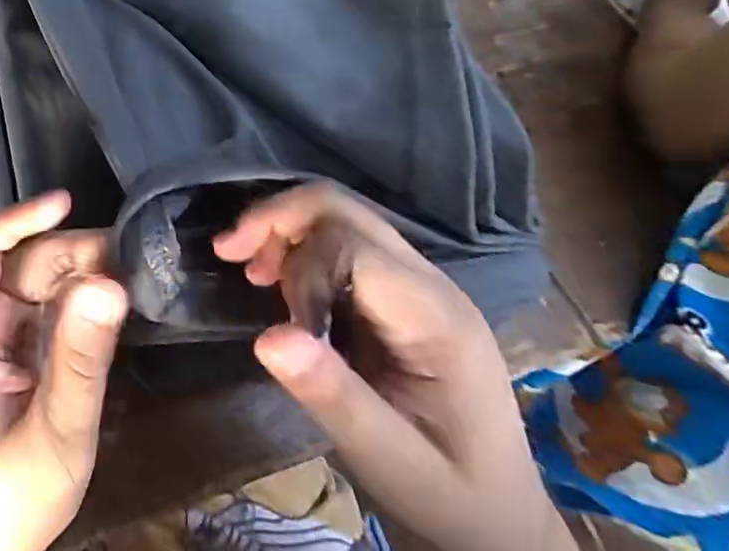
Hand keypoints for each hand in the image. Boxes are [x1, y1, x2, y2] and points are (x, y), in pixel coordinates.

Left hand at [0, 191, 128, 550]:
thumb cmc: (14, 494)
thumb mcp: (58, 433)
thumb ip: (82, 360)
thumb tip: (110, 283)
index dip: (13, 218)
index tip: (65, 206)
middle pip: (20, 255)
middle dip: (71, 251)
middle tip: (127, 268)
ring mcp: (6, 327)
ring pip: (43, 270)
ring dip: (85, 268)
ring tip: (128, 288)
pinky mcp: (30, 339)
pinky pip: (58, 296)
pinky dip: (88, 291)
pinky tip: (116, 304)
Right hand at [213, 183, 574, 550]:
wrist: (500, 522)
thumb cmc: (447, 496)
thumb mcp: (387, 460)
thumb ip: (331, 395)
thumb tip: (267, 337)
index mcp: (435, 318)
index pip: (352, 248)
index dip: (301, 269)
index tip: (279, 323)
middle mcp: (430, 282)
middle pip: (344, 209)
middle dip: (278, 217)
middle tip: (228, 251)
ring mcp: (419, 282)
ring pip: (340, 216)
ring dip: (285, 228)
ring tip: (248, 268)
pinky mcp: (402, 292)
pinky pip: (343, 242)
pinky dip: (300, 246)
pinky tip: (278, 280)